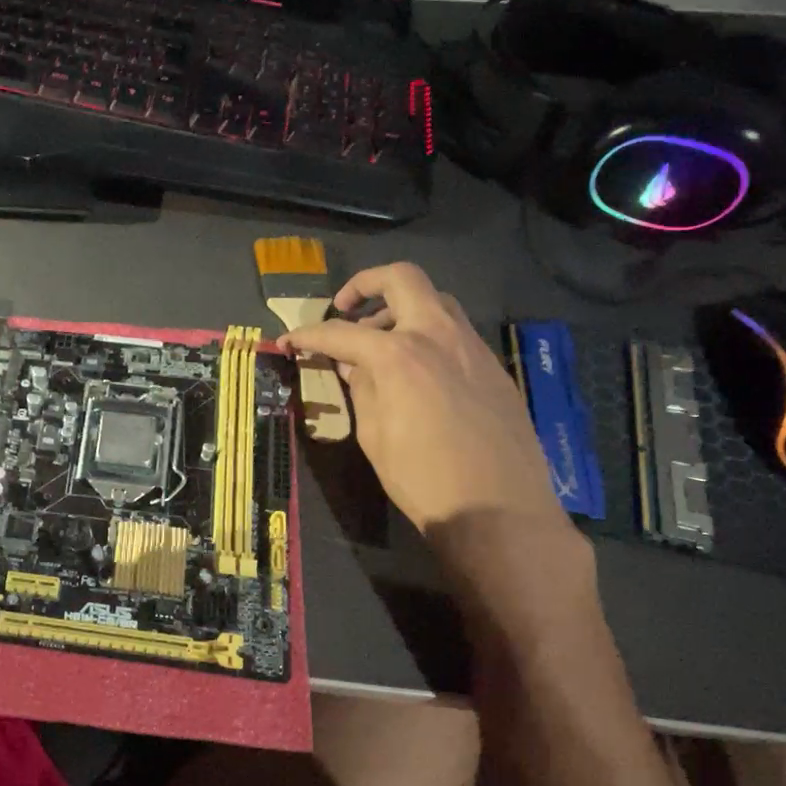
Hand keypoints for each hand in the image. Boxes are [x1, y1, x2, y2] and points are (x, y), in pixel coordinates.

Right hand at [278, 263, 572, 565]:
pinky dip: (427, 334)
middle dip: (365, 284)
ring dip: (401, 308)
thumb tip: (354, 366)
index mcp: (398, 355)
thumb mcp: (373, 435)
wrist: (497, 507)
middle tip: (342, 308)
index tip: (288, 341)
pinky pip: (455, 331)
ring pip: (435, 300)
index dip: (307, 335)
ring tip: (379, 341)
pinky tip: (415, 371)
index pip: (340, 332)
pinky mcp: (492, 365)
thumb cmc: (422, 478)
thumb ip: (362, 389)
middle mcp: (437, 335)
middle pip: (401, 279)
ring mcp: (471, 347)